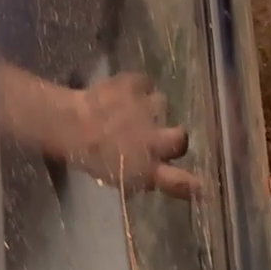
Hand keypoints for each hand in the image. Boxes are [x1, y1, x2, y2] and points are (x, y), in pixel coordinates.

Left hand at [54, 73, 198, 198]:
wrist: (67, 124)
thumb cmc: (87, 156)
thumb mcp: (116, 176)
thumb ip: (143, 176)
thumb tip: (156, 176)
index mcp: (148, 167)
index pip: (179, 181)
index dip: (192, 184)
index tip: (203, 186)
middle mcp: (155, 140)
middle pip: (182, 139)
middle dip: (176, 137)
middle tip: (159, 135)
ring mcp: (148, 110)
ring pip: (163, 105)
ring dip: (152, 109)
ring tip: (133, 110)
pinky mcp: (136, 85)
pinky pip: (146, 83)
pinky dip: (138, 86)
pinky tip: (125, 92)